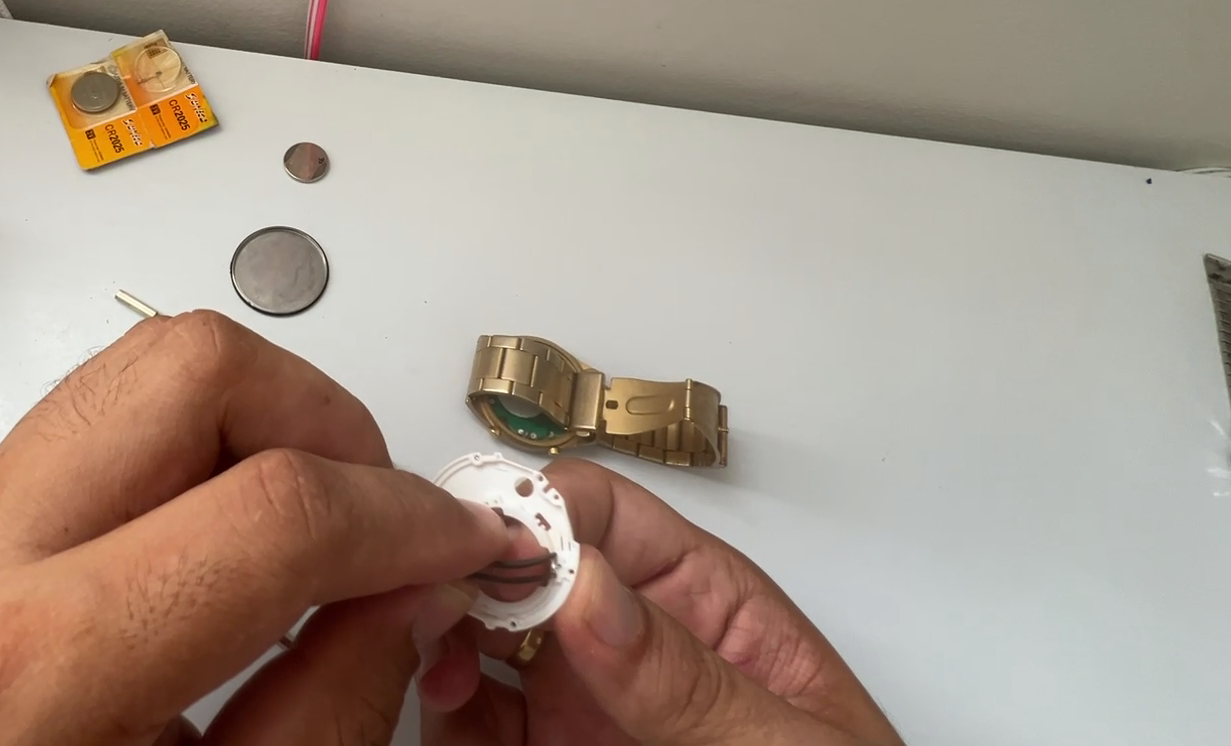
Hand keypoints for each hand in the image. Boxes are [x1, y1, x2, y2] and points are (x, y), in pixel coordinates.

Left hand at [0, 311, 509, 745]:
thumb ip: (333, 705)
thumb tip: (413, 584)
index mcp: (28, 670)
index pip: (271, 512)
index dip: (400, 516)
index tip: (459, 538)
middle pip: (196, 367)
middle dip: (324, 415)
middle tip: (374, 507)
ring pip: (154, 360)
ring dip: (268, 411)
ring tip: (312, 510)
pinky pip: (116, 409)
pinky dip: (208, 432)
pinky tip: (233, 519)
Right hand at [419, 459, 903, 744]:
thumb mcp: (788, 745)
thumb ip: (687, 675)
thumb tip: (587, 585)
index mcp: (692, 593)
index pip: (602, 509)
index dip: (544, 509)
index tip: (501, 542)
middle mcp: (620, 629)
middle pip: (527, 562)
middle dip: (477, 566)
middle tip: (442, 595)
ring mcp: (578, 692)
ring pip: (485, 628)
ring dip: (447, 628)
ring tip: (445, 666)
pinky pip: (475, 714)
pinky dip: (445, 705)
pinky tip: (448, 711)